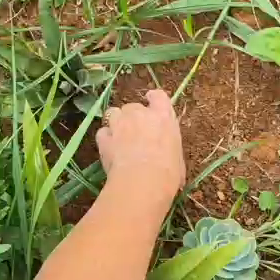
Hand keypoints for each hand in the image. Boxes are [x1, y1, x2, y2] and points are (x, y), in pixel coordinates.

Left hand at [94, 89, 185, 207]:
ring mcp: (120, 124)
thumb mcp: (177, 158)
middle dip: (133, 117)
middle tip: (136, 133)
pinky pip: (103, 133)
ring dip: (116, 123)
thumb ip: (168, 147)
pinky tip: (109, 150)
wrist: (143, 182)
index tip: (151, 101)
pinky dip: (106, 139)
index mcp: (163, 117)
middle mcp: (140, 114)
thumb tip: (165, 155)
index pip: (159, 96)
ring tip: (120, 138)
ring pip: (113, 113)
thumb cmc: (168, 173)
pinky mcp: (104, 138)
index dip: (153, 99)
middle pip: (133, 107)